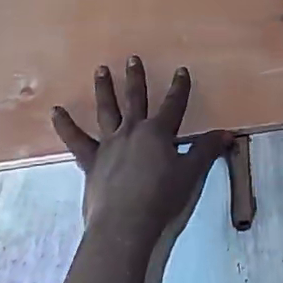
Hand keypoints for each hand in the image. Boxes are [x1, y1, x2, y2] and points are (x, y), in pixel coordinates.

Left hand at [51, 56, 235, 246]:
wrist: (125, 223)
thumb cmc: (162, 199)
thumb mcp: (191, 175)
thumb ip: (206, 151)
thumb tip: (227, 134)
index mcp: (158, 133)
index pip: (173, 105)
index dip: (178, 88)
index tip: (180, 71)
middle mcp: (132, 131)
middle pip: (136, 99)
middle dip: (136, 78)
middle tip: (132, 59)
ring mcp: (109, 145)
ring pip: (107, 110)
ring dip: (104, 89)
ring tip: (101, 70)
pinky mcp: (91, 161)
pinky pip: (76, 139)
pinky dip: (65, 125)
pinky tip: (55, 111)